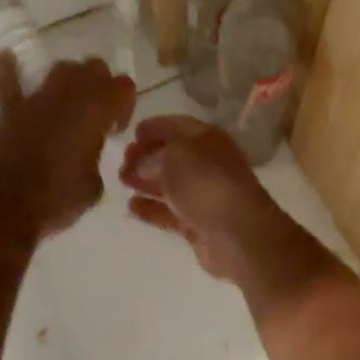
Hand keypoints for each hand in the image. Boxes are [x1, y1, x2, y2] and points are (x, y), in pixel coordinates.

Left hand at [0, 52, 135, 238]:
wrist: (6, 208)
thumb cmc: (57, 198)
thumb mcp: (93, 186)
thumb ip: (96, 160)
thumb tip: (88, 157)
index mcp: (96, 110)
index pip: (123, 86)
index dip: (125, 104)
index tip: (115, 129)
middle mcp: (69, 94)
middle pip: (93, 67)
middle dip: (100, 84)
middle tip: (97, 114)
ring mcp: (37, 99)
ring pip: (60, 69)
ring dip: (70, 79)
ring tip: (70, 101)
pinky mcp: (10, 110)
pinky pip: (8, 82)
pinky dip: (9, 69)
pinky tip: (7, 57)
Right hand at [118, 116, 293, 282]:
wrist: (237, 233)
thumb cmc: (206, 182)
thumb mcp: (175, 156)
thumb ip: (154, 156)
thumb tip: (143, 164)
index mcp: (206, 138)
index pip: (177, 125)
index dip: (155, 127)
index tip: (132, 133)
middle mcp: (207, 163)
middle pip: (172, 155)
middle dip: (146, 156)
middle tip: (122, 162)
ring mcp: (204, 194)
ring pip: (170, 184)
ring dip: (146, 181)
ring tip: (122, 181)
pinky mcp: (198, 223)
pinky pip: (170, 211)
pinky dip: (151, 208)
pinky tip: (131, 206)